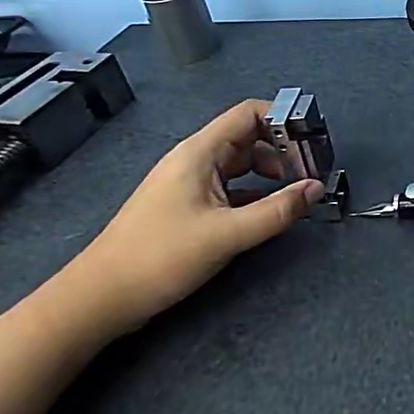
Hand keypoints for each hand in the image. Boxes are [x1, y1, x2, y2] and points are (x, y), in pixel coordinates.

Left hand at [70, 99, 323, 333]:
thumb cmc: (159, 258)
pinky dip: (255, 190)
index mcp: (200, 152)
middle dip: (284, 147)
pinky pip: (231, 185)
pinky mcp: (187, 205)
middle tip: (312, 171)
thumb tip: (317, 188)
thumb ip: (277, 210)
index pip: (250, 113)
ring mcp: (189, 182)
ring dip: (271, 170)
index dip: (284, 118)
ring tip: (296, 191)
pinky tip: (269, 209)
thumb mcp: (226, 235)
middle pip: (249, 136)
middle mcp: (195, 159)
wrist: (95, 301)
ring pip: (241, 162)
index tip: (312, 140)